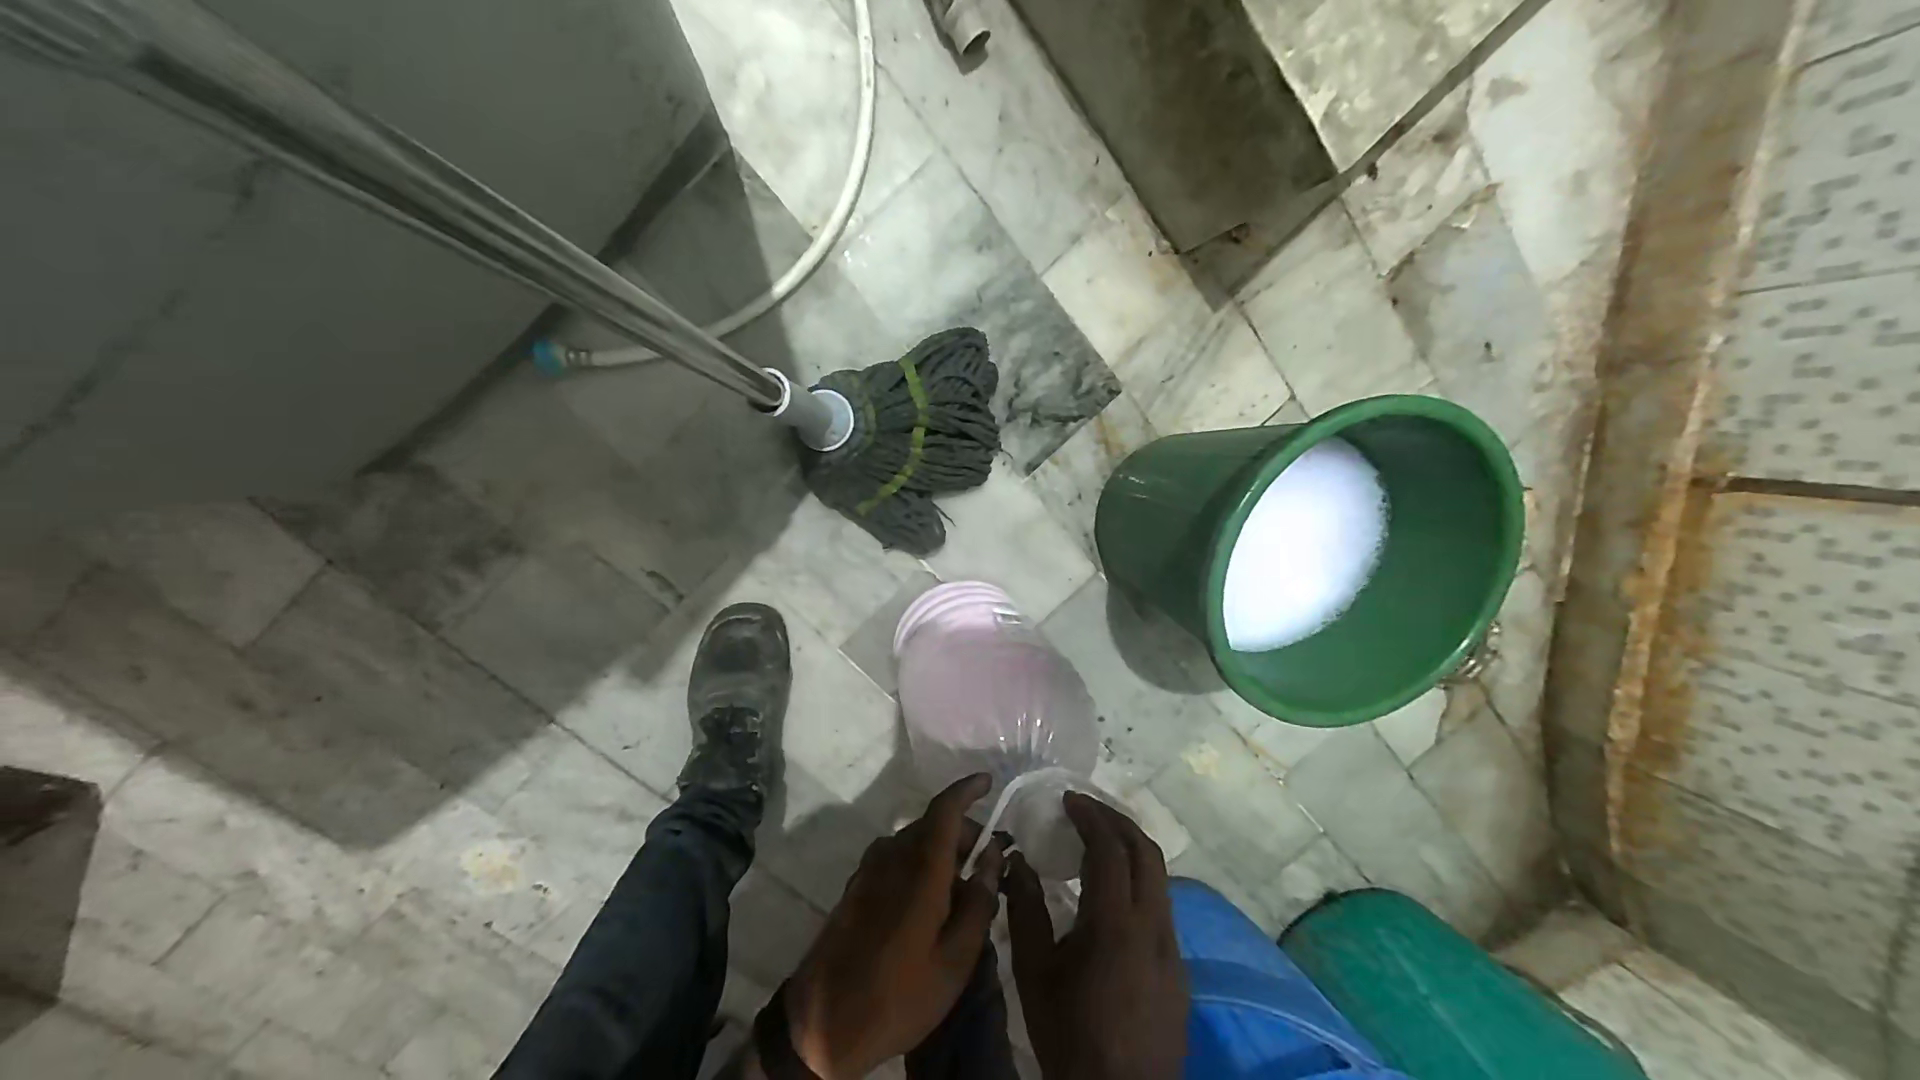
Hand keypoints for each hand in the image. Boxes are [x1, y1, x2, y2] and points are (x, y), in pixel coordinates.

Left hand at [780, 774, 1005, 1078]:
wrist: (822, 1024)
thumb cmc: (898, 995)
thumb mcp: (955, 960)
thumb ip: (979, 902)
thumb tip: (994, 856)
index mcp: (920, 867)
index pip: (945, 808)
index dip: (967, 789)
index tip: (988, 782)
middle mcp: (891, 856)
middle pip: (933, 825)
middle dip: (965, 833)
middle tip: (991, 865)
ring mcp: (869, 870)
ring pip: (915, 842)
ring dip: (943, 852)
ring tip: (966, 892)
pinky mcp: (856, 887)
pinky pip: (897, 859)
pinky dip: (921, 865)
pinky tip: (932, 904)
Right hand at [1004, 792, 1186, 1079]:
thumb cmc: (1069, 1034)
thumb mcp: (1034, 973)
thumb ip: (1026, 910)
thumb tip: (1017, 862)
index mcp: (1115, 924)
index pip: (1110, 849)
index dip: (1090, 815)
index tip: (1069, 798)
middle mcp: (1153, 926)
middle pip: (1146, 851)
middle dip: (1116, 819)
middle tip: (1084, 809)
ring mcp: (1172, 947)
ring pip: (1159, 877)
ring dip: (1130, 847)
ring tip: (1096, 841)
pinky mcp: (1178, 967)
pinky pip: (1161, 904)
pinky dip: (1138, 879)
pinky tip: (1112, 892)